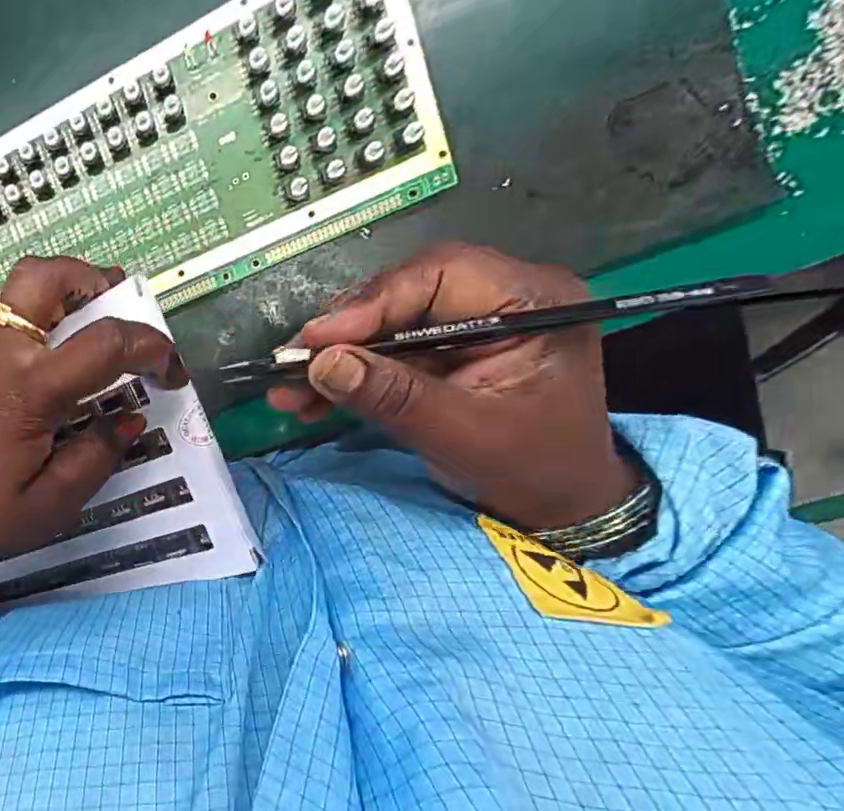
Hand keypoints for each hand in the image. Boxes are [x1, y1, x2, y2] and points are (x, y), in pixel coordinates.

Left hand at [0, 256, 183, 625]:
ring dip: (66, 290)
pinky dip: (40, 314)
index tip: (172, 376)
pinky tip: (55, 358)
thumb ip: (98, 454)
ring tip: (94, 325)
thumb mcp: (54, 503)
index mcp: (29, 389)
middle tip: (125, 313)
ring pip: (21, 286)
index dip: (153, 350)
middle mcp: (2, 354)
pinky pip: (6, 315)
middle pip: (48, 276)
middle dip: (96, 281)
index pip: (107, 342)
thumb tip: (128, 418)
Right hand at [268, 243, 636, 530]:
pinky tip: (311, 400)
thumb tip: (323, 365)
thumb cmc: (530, 468)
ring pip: (385, 325)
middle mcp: (497, 298)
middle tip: (292, 364)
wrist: (555, 503)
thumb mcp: (461, 434)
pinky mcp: (439, 354)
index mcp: (529, 299)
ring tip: (288, 390)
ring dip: (334, 358)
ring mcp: (465, 326)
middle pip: (404, 293)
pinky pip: (384, 354)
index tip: (317, 341)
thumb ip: (394, 396)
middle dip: (344, 332)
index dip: (372, 303)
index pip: (440, 275)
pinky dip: (346, 377)